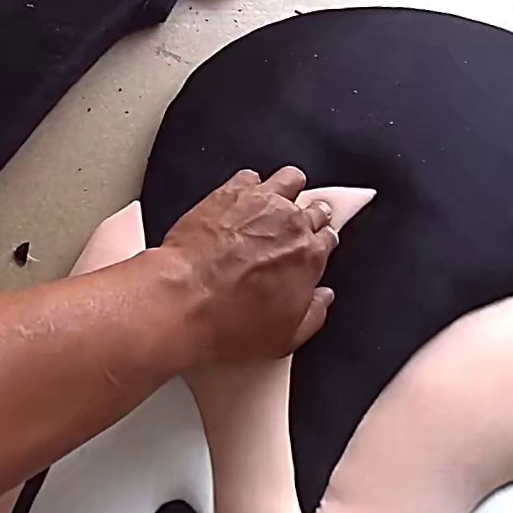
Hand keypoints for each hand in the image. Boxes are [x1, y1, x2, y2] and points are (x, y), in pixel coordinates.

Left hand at [158, 167, 338, 364]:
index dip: (319, 241)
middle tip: (292, 229)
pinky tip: (240, 198)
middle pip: (314, 207)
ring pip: (290, 178)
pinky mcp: (228, 193)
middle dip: (308, 216)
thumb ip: (313, 314)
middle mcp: (291, 223)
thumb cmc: (230, 321)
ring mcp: (260, 203)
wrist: (185, 301)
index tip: (311, 246)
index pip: (328, 238)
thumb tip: (322, 300)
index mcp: (309, 256)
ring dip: (287, 188)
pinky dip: (248, 185)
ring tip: (276, 202)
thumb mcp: (285, 337)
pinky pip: (249, 176)